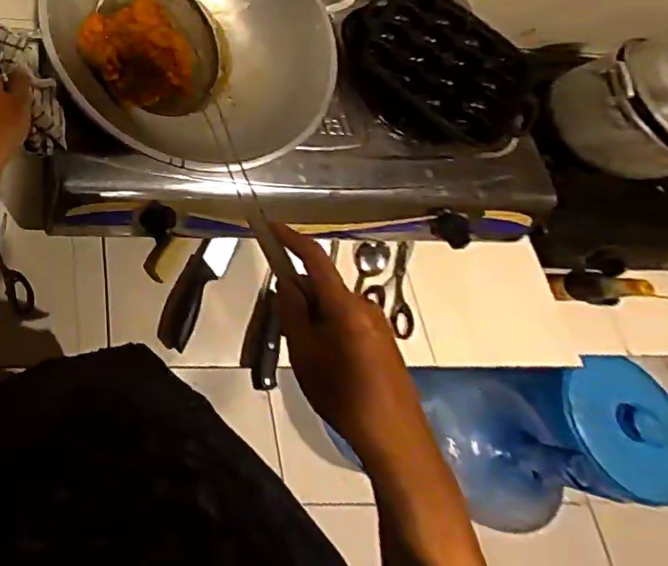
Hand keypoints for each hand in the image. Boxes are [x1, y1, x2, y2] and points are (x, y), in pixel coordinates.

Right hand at [272, 224, 423, 464]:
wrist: (396, 441)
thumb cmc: (345, 397)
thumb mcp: (304, 354)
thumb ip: (292, 312)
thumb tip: (287, 284)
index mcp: (344, 305)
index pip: (314, 258)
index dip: (291, 238)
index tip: (271, 226)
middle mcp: (364, 306)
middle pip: (321, 284)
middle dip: (299, 296)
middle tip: (284, 327)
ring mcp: (377, 323)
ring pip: (333, 305)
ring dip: (314, 317)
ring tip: (308, 357)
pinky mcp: (383, 340)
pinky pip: (347, 320)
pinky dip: (329, 328)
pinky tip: (327, 364)